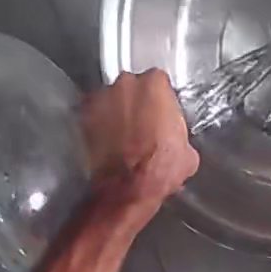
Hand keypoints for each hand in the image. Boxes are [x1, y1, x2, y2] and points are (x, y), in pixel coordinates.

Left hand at [82, 70, 199, 208]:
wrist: (127, 188)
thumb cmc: (159, 168)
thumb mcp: (187, 151)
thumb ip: (179, 133)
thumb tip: (177, 141)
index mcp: (156, 83)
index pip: (159, 83)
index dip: (159, 102)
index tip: (159, 116)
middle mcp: (126, 83)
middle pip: (132, 88)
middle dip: (136, 104)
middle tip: (140, 126)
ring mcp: (101, 98)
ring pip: (111, 99)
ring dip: (116, 112)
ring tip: (121, 135)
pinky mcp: (83, 116)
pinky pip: (92, 115)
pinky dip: (98, 124)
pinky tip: (105, 141)